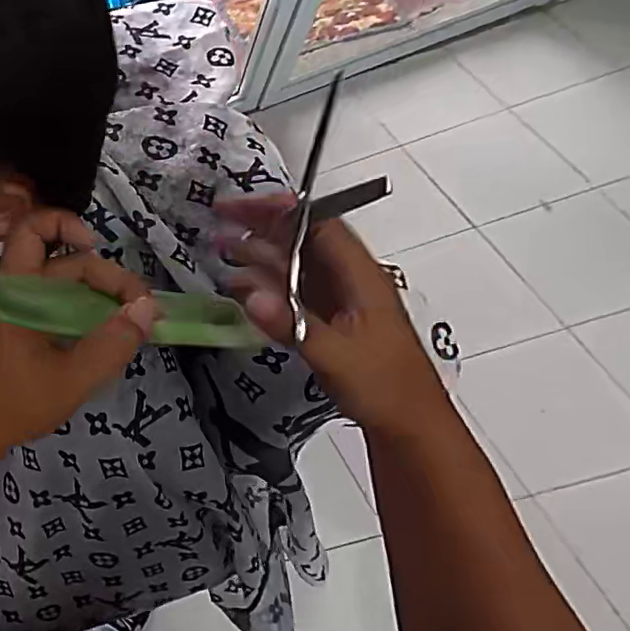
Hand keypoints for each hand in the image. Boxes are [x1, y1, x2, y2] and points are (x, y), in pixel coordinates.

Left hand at [0, 208, 157, 451]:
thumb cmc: (17, 403)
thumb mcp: (73, 378)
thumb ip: (112, 344)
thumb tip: (147, 309)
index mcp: (16, 291)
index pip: (31, 230)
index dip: (64, 223)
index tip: (96, 248)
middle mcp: (17, 290)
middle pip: (65, 260)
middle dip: (107, 275)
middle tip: (141, 308)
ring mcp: (22, 307)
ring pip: (67, 282)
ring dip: (102, 293)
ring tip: (135, 319)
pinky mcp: (27, 324)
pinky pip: (62, 301)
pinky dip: (89, 307)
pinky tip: (112, 329)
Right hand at [218, 198, 452, 441]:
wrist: (409, 423)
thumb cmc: (384, 387)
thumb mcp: (336, 356)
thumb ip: (293, 325)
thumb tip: (250, 297)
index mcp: (360, 276)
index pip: (319, 225)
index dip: (280, 211)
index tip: (242, 207)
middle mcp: (348, 279)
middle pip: (303, 237)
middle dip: (262, 224)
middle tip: (220, 218)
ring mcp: (337, 298)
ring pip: (295, 262)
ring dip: (258, 251)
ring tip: (221, 246)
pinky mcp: (327, 317)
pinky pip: (292, 288)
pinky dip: (264, 281)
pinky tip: (240, 286)